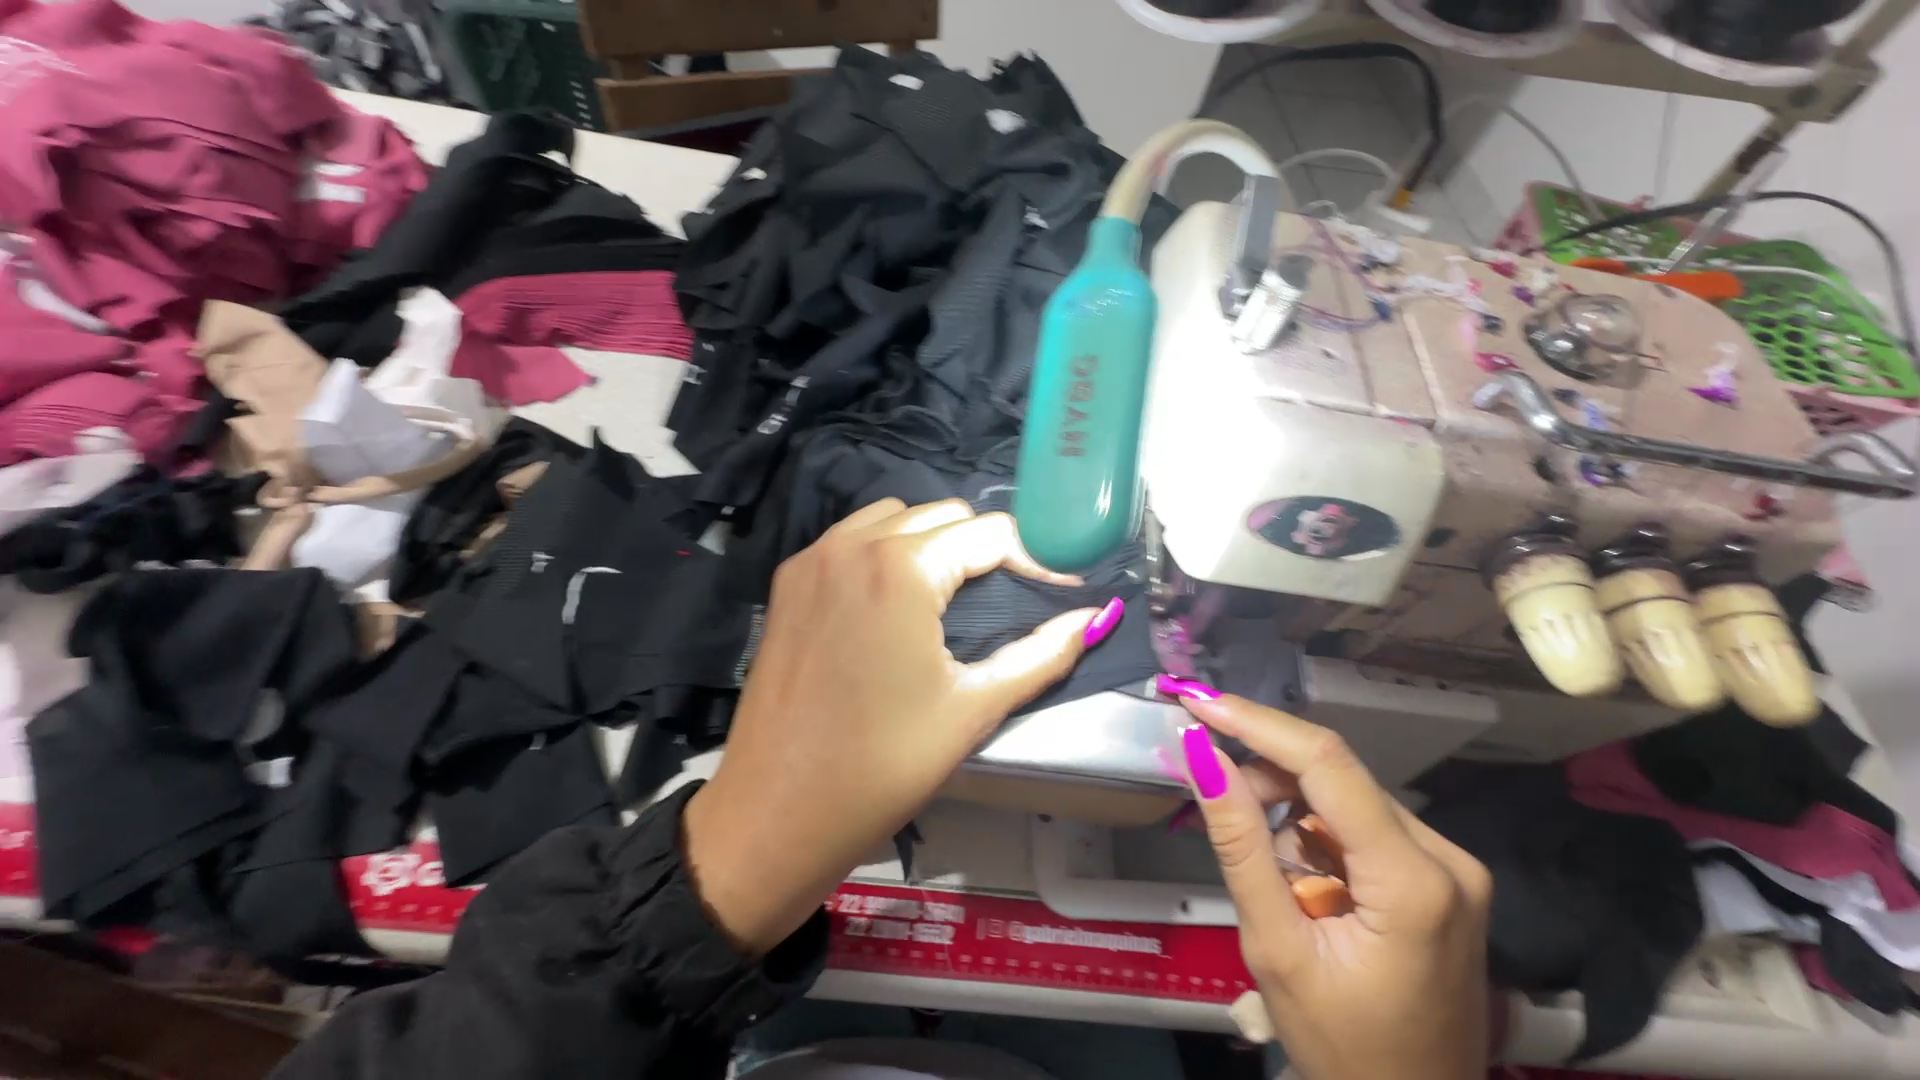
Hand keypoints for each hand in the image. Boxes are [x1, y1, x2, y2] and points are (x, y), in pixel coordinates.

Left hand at [682, 498, 1118, 954]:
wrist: (777, 812)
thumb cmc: (883, 765)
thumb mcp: (973, 708)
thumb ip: (1042, 654)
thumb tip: (1094, 617)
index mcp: (902, 568)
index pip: (990, 532)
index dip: (1033, 559)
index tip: (1054, 594)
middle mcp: (853, 544)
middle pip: (942, 515)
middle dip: (983, 548)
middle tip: (1005, 601)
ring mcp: (813, 558)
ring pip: (893, 518)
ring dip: (931, 542)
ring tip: (950, 597)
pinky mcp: (787, 582)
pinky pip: (850, 539)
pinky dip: (883, 551)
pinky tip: (894, 603)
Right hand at [1175, 692, 1492, 1079]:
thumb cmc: (1342, 1046)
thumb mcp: (1276, 947)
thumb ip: (1239, 845)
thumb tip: (1201, 756)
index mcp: (1412, 879)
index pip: (1327, 764)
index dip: (1256, 722)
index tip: (1198, 701)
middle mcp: (1447, 857)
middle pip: (1338, 776)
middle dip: (1267, 773)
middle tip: (1214, 794)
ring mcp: (1454, 868)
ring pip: (1349, 797)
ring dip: (1290, 806)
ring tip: (1264, 866)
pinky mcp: (1447, 879)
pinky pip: (1367, 825)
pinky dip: (1319, 832)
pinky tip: (1300, 877)